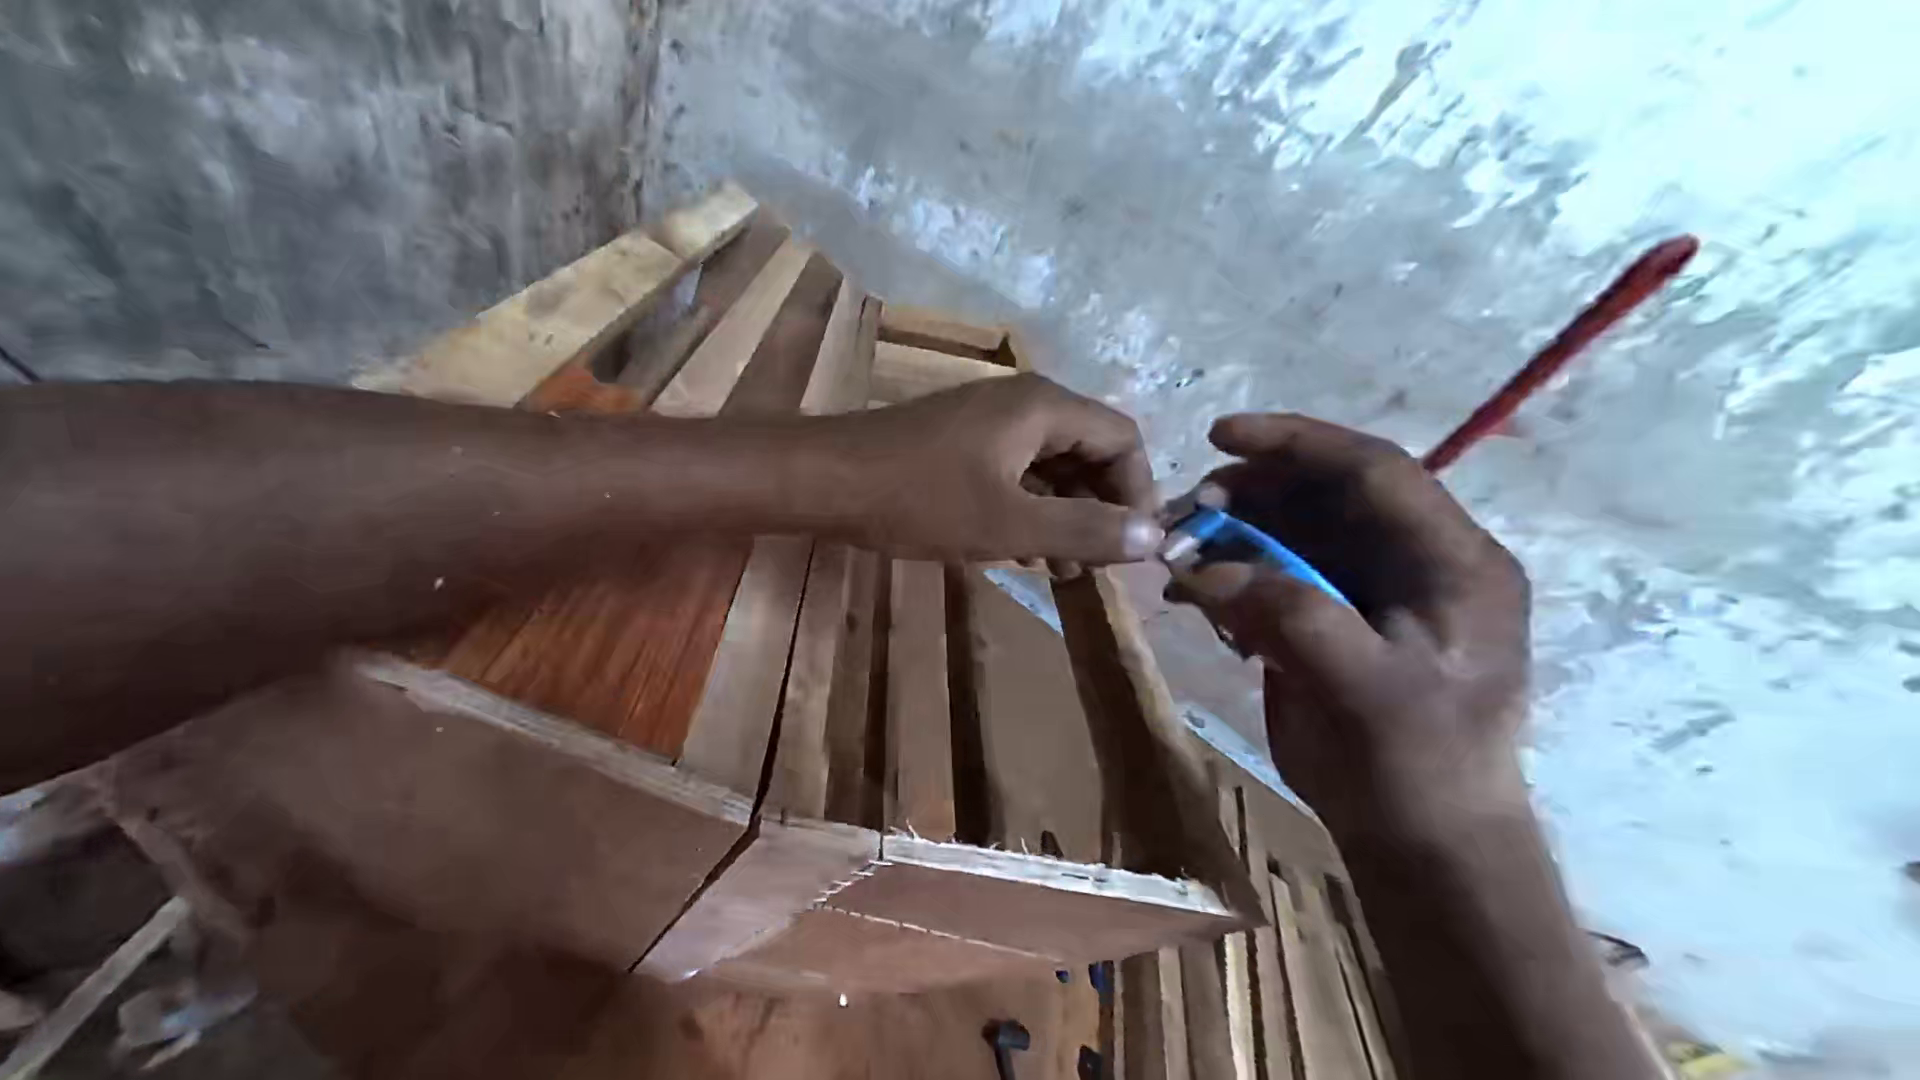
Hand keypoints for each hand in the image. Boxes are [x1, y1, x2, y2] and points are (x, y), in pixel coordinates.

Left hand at [822, 373, 1160, 563]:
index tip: (1135, 546)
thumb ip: (1084, 529)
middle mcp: (1025, 403)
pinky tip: (1026, 551)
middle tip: (1097, 566)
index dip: (1140, 492)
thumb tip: (1156, 537)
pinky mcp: (965, 443)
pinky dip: (1032, 509)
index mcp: (1045, 407)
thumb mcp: (1009, 524)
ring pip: (1052, 466)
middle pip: (1090, 450)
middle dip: (1101, 509)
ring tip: (1062, 570)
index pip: (1122, 439)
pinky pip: (1019, 472)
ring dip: (1066, 516)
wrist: (826, 480)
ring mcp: (991, 421)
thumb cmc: (920, 499)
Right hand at [1169, 414, 1530, 830]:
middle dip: (1248, 495)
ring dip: (1228, 534)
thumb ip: (1290, 616)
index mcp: (1450, 561)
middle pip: (1321, 497)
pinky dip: (1227, 575)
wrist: (1416, 838)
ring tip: (1176, 552)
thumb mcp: (1363, 689)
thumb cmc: (1413, 765)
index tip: (1222, 436)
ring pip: (1287, 532)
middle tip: (1186, 511)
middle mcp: (1410, 561)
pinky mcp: (1327, 617)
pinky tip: (1193, 594)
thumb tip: (1205, 570)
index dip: (1297, 443)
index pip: (1374, 471)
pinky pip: (1269, 574)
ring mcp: (1364, 589)